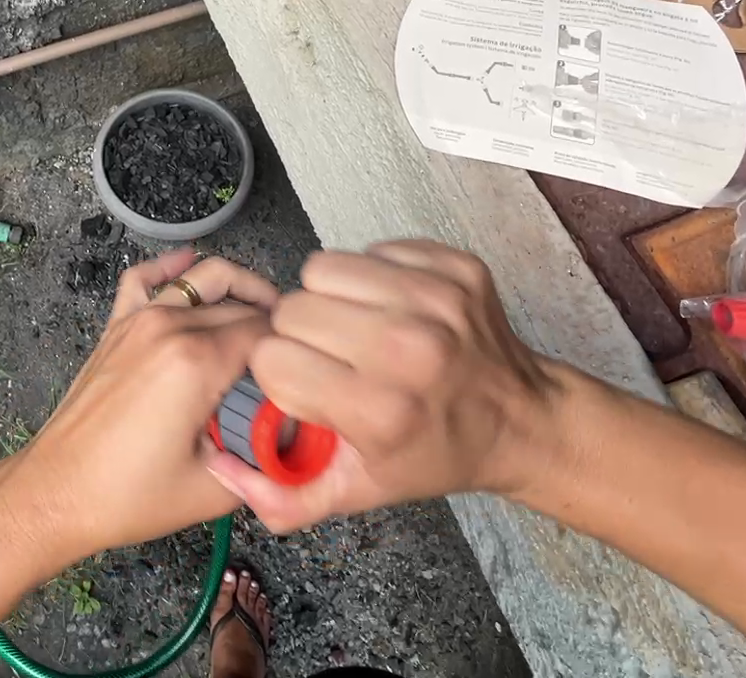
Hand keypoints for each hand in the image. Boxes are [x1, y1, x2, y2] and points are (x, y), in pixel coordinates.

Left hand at [0, 251, 279, 563]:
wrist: (57, 493)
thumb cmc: (127, 494)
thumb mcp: (212, 490)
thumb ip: (262, 459)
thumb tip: (289, 435)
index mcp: (196, 363)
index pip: (266, 333)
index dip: (293, 347)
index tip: (305, 366)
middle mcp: (169, 327)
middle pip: (241, 304)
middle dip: (273, 322)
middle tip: (289, 353)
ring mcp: (139, 320)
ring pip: (204, 277)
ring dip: (239, 285)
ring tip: (262, 307)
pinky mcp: (117, 326)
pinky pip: (144, 277)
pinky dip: (171, 266)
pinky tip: (190, 266)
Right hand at [207, 241, 565, 532]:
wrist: (522, 419)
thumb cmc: (435, 451)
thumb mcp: (360, 492)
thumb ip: (284, 497)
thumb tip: (222, 470)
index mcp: (381, 411)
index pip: (272, 359)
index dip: (279, 371)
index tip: (306, 381)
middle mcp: (409, 349)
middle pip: (292, 308)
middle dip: (299, 331)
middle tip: (331, 353)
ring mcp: (437, 300)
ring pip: (323, 266)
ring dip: (329, 295)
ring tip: (355, 323)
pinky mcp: (454, 266)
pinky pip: (370, 248)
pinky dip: (371, 275)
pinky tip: (392, 306)